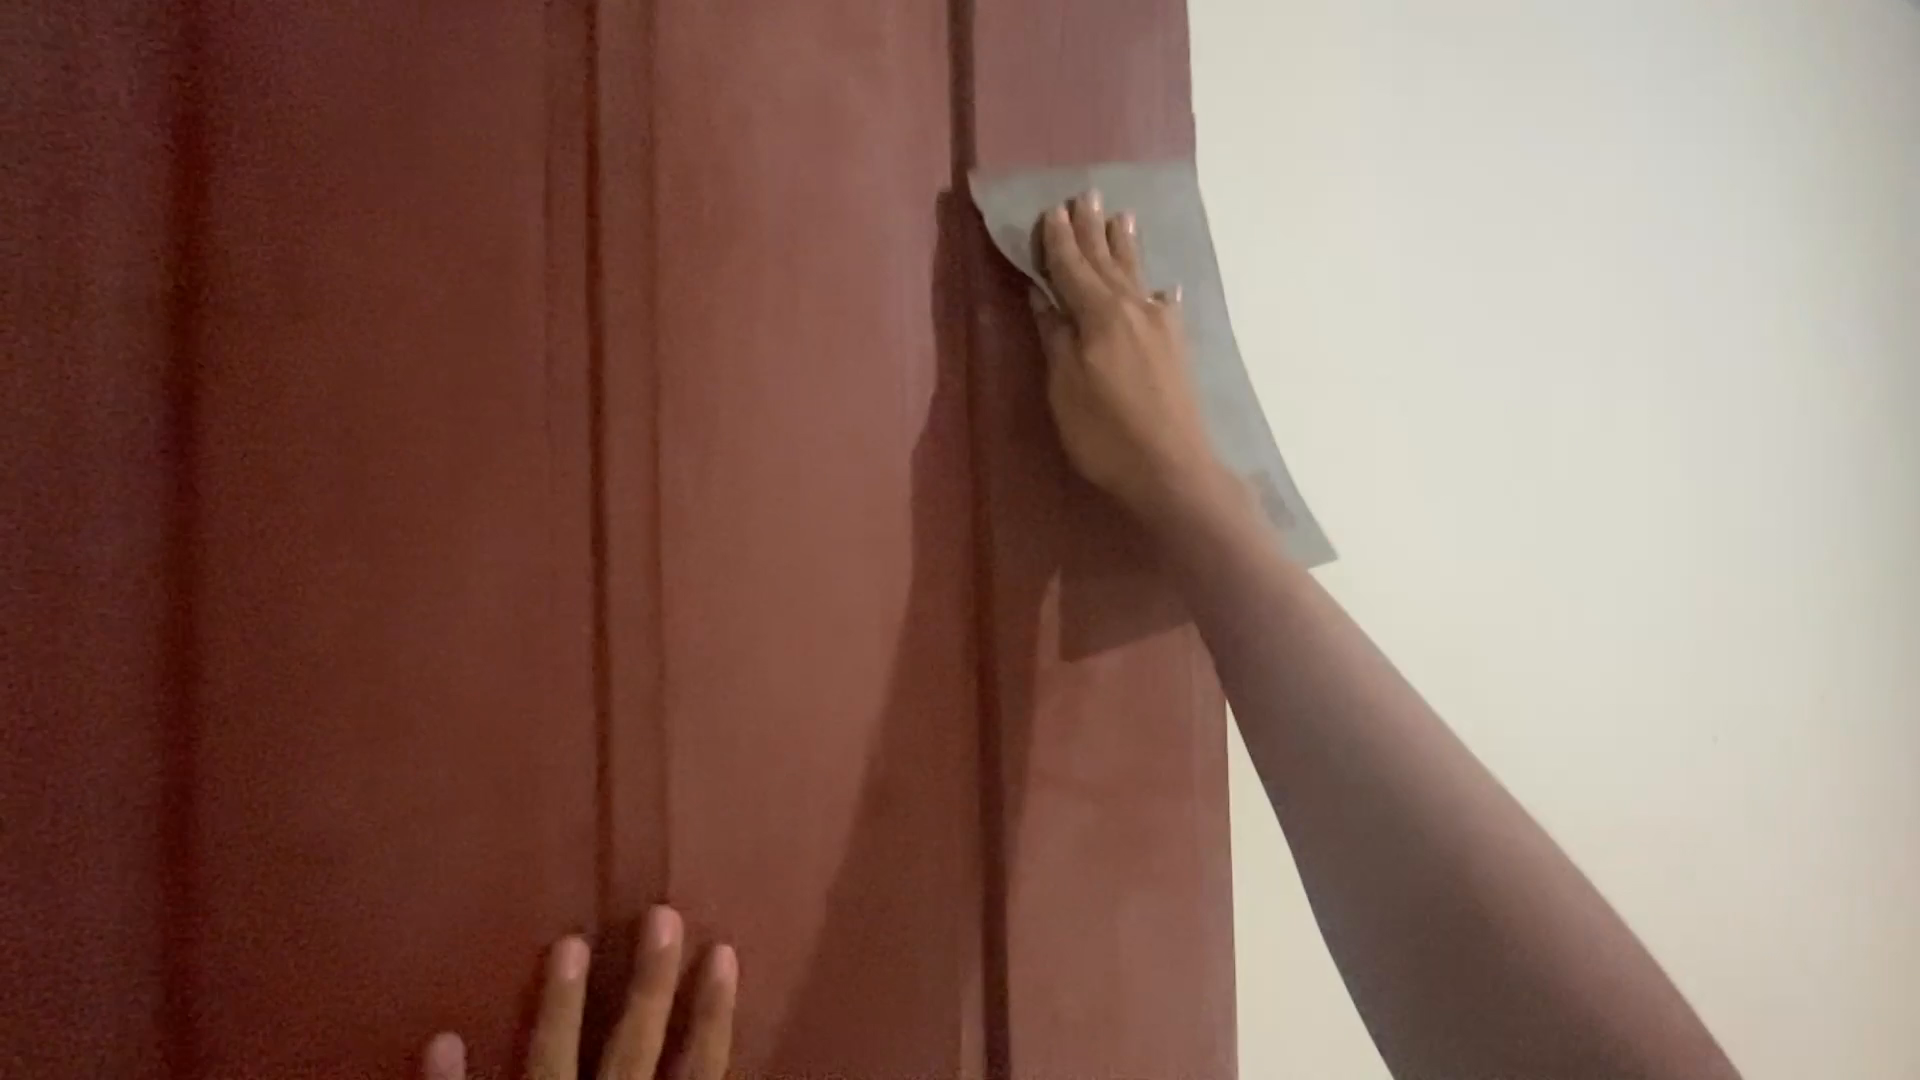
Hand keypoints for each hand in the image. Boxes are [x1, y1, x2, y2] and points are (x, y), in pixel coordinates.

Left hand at [421, 906, 735, 1079]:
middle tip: (660, 913)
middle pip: (632, 1049)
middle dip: (650, 982)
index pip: (698, 1069)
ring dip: (559, 1007)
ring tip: (565, 943)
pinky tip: (440, 1039)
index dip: (713, 1012)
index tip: (722, 950)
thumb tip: (695, 1059)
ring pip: (549, 1067)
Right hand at [1029, 191, 1229, 525]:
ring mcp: (1161, 327)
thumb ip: (1056, 338)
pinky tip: (1163, 288)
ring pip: (1138, 276)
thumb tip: (1044, 296)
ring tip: (1123, 217)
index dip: (1059, 241)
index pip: (1072, 268)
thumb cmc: (1105, 434)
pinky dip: (1158, 292)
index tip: (1051, 211)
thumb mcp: (1066, 388)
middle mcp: (1134, 309)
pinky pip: (1164, 306)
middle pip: (1107, 262)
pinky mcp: (1178, 349)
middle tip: (1085, 195)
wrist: (1172, 469)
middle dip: (1093, 230)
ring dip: (1127, 247)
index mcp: (1100, 315)